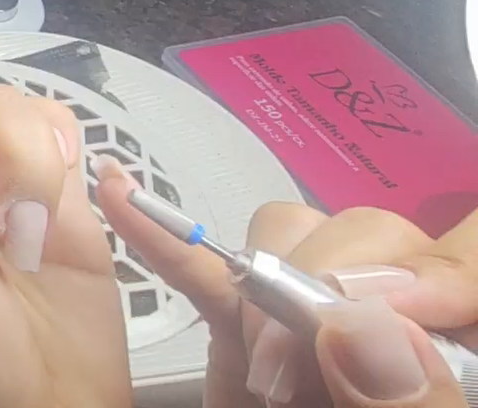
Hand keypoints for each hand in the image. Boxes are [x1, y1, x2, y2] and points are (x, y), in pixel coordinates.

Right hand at [96, 162, 477, 406]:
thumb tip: (363, 324)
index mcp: (476, 360)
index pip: (471, 261)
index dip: (436, 263)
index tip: (381, 306)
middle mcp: (413, 330)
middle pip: (378, 240)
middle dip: (330, 282)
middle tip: (303, 361)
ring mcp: (324, 328)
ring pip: (291, 238)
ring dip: (259, 279)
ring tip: (259, 364)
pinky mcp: (252, 331)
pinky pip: (208, 268)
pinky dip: (165, 238)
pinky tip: (122, 200)